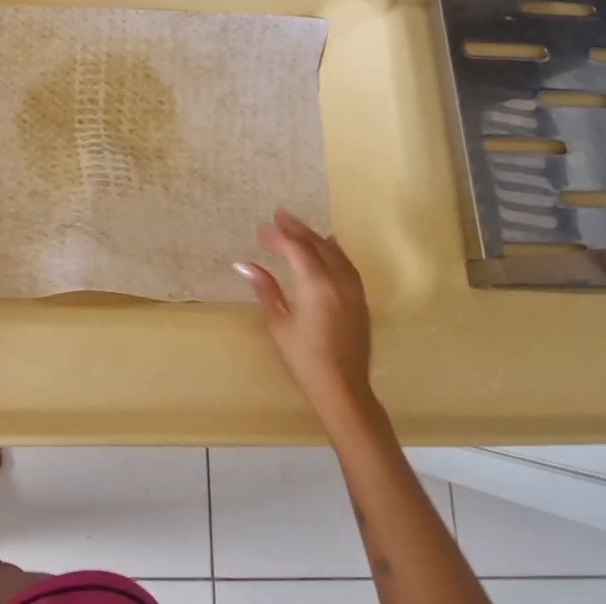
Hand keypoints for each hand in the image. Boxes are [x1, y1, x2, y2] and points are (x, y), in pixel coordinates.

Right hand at [235, 210, 373, 408]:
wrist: (343, 389)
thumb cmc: (304, 358)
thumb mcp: (278, 323)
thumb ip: (266, 289)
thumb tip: (245, 264)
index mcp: (315, 284)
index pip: (296, 249)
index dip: (277, 238)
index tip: (260, 234)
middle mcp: (338, 280)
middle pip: (318, 245)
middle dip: (298, 229)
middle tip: (279, 216)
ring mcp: (353, 290)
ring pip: (335, 252)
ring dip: (316, 237)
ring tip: (300, 228)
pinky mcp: (360, 301)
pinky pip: (348, 265)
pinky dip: (336, 251)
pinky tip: (331, 246)